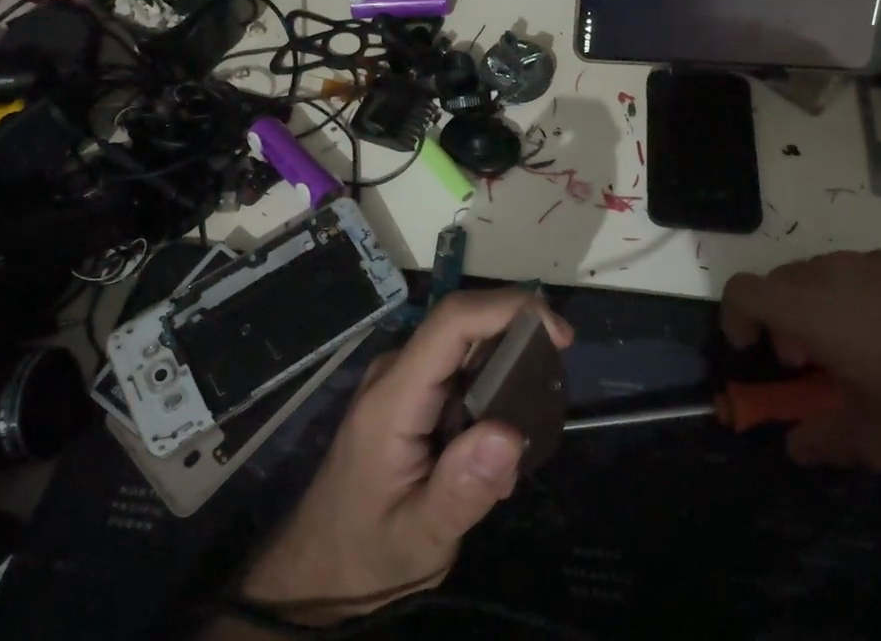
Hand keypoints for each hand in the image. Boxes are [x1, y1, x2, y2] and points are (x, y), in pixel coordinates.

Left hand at [238, 289, 574, 624]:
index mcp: (393, 399)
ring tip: (515, 454)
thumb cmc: (367, 553)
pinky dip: (491, 402)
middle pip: (466, 328)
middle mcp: (396, 376)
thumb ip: (462, 490)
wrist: (320, 569)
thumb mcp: (420, 537)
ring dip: (506, 385)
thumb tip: (508, 434)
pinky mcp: (410, 398)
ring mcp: (401, 384)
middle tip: (546, 410)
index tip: (561, 336)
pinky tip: (489, 461)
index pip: (452, 323)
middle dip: (519, 350)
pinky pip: (461, 376)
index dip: (509, 310)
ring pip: (468, 352)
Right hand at [722, 246, 880, 480]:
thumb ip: (823, 439)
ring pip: (828, 272)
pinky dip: (864, 297)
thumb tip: (796, 444)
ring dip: (821, 306)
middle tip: (806, 362)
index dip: (734, 318)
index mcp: (818, 310)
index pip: (745, 290)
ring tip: (859, 351)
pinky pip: (871, 271)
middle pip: (784, 280)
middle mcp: (843, 272)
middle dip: (780, 319)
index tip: (752, 352)